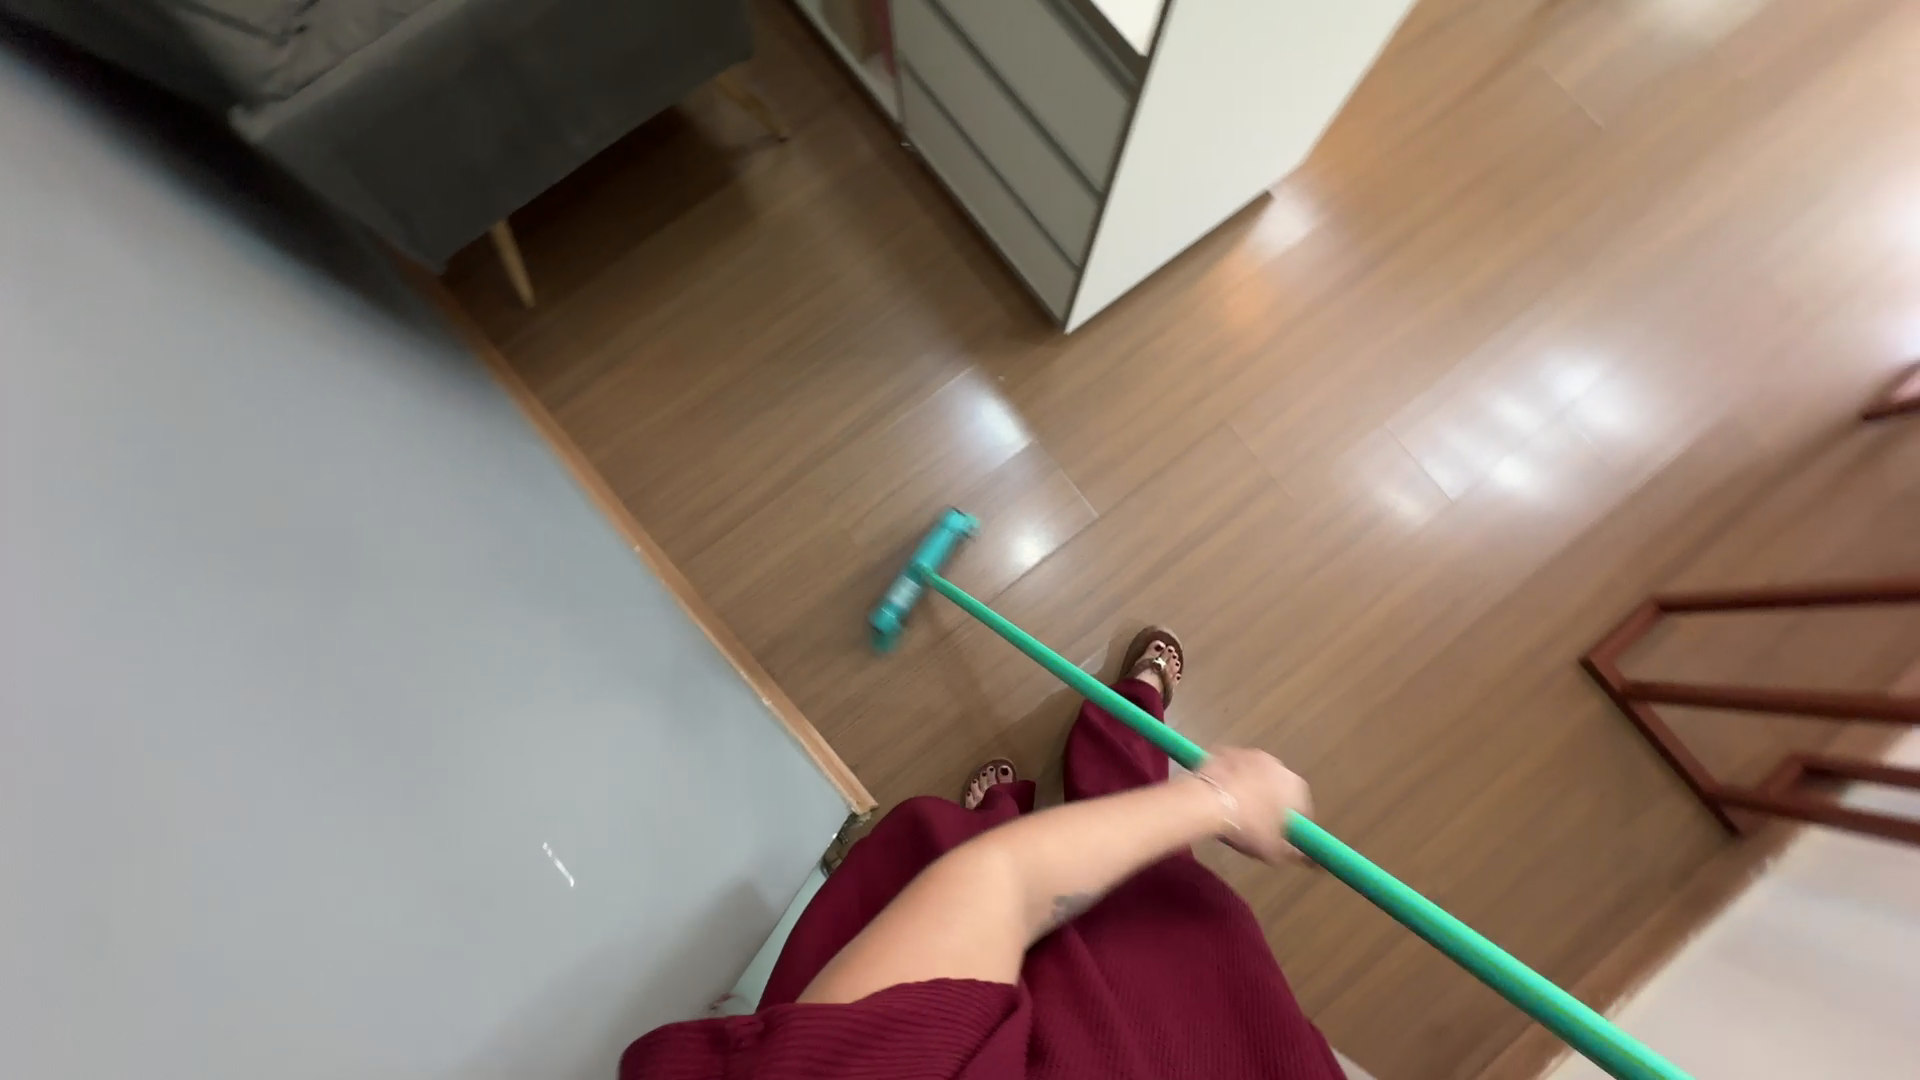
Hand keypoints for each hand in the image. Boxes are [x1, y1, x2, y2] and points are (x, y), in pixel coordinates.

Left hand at [1193, 747, 1313, 864]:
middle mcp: (1276, 764)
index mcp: (1295, 786)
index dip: (1292, 823)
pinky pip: (1233, 767)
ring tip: (1236, 808)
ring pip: (1255, 774)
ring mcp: (1248, 753)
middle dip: (1271, 801)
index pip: (1302, 807)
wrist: (1206, 801)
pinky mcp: (1224, 750)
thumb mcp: (1274, 850)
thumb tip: (1306, 858)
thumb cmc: (1247, 826)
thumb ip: (1295, 853)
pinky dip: (1230, 777)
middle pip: (1278, 786)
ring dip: (1250, 787)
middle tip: (1257, 822)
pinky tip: (1221, 794)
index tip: (1282, 836)